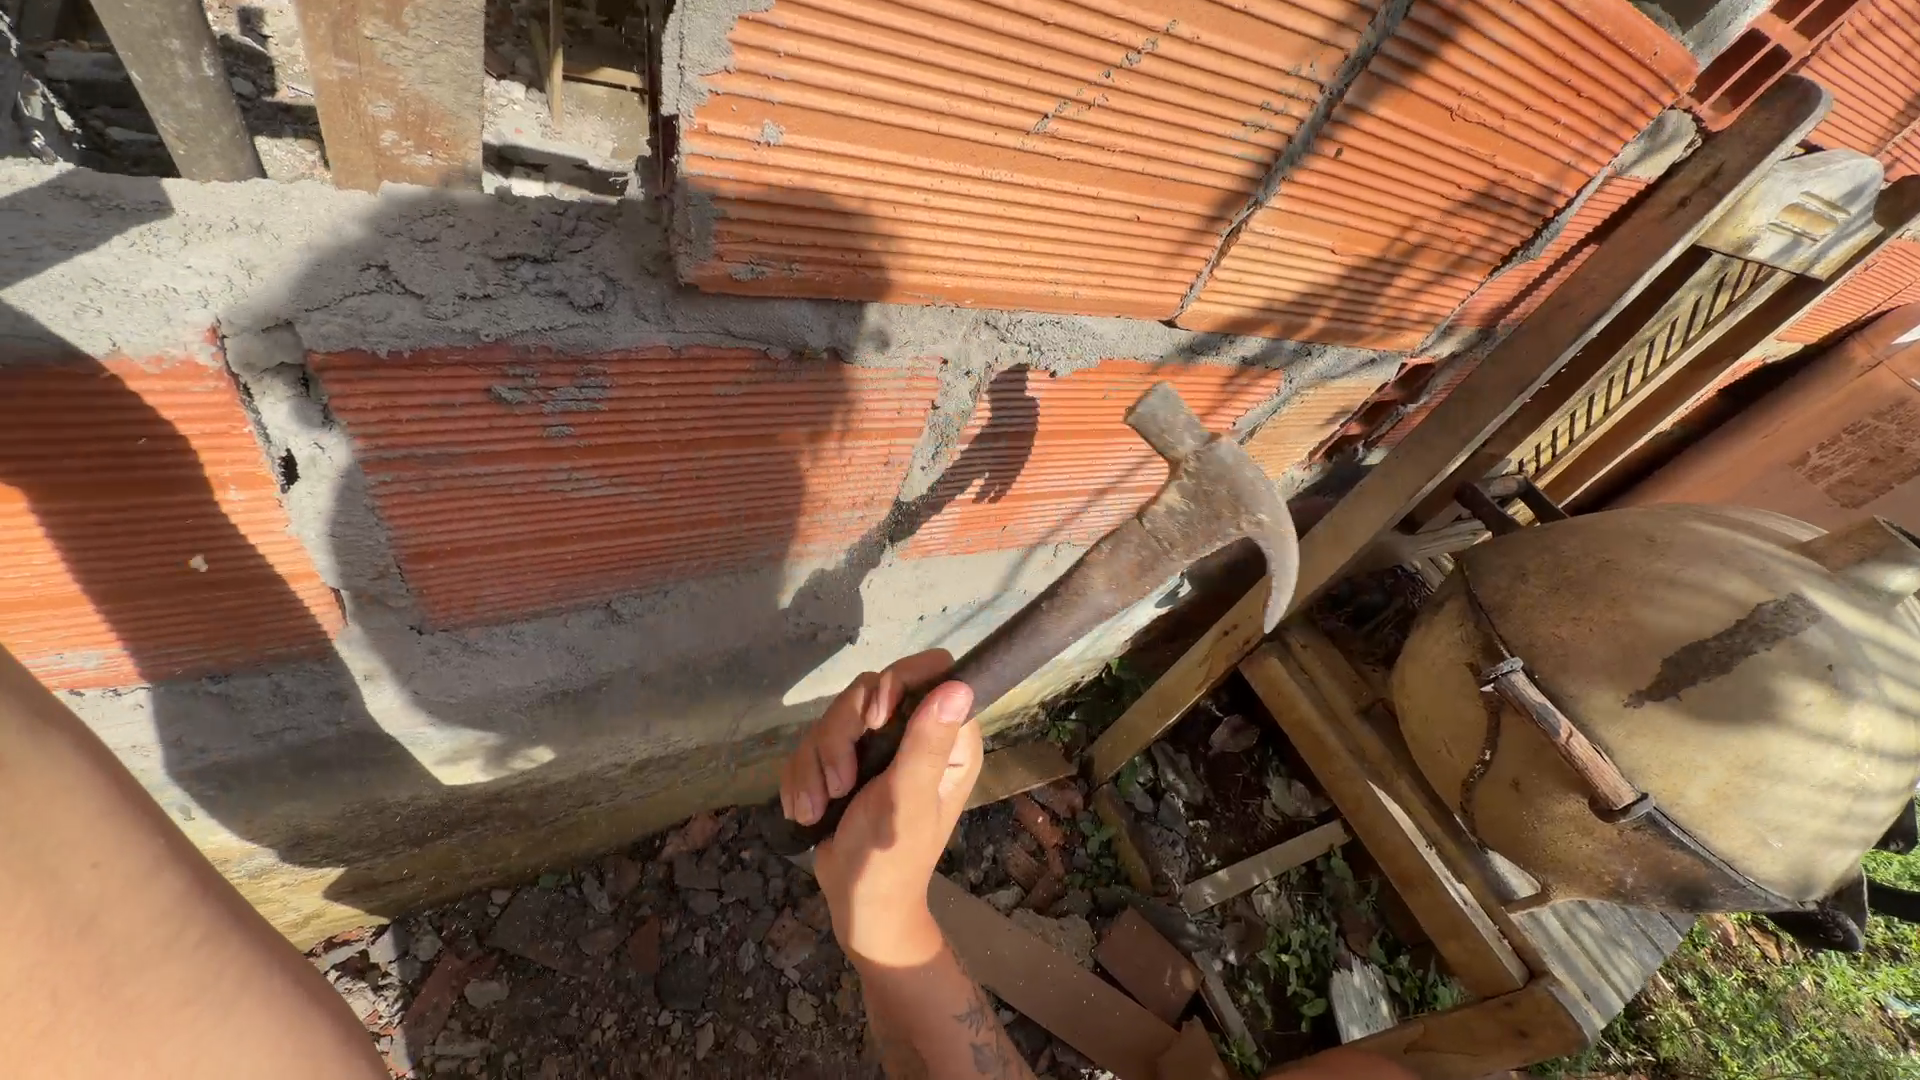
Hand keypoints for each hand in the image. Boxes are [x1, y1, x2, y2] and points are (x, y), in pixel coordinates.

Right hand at [779, 650, 979, 968]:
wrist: (856, 906)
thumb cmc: (891, 859)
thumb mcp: (907, 801)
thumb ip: (927, 744)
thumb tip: (959, 685)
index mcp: (949, 738)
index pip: (931, 671)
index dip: (897, 682)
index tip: (874, 719)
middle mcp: (917, 732)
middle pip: (867, 690)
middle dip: (840, 739)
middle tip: (840, 786)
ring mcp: (879, 745)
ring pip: (833, 716)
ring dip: (815, 766)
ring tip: (819, 809)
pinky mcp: (846, 759)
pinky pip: (810, 742)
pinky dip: (801, 777)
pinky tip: (807, 811)